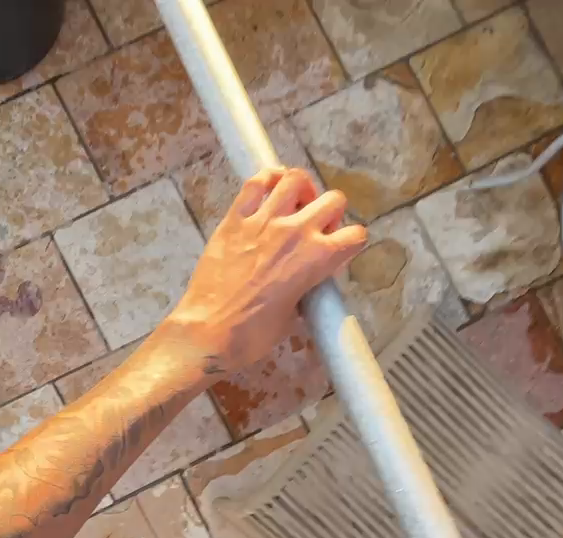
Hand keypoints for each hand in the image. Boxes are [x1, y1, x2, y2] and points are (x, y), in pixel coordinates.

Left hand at [163, 168, 366, 374]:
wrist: (207, 332)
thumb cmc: (250, 335)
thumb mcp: (290, 318)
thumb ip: (303, 291)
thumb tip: (302, 284)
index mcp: (317, 259)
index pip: (355, 236)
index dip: (349, 244)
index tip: (336, 253)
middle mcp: (296, 232)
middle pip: (333, 200)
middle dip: (331, 214)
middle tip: (317, 229)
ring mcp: (264, 221)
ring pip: (296, 179)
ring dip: (302, 190)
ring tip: (294, 205)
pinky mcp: (235, 219)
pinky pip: (256, 182)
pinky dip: (268, 178)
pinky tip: (269, 188)